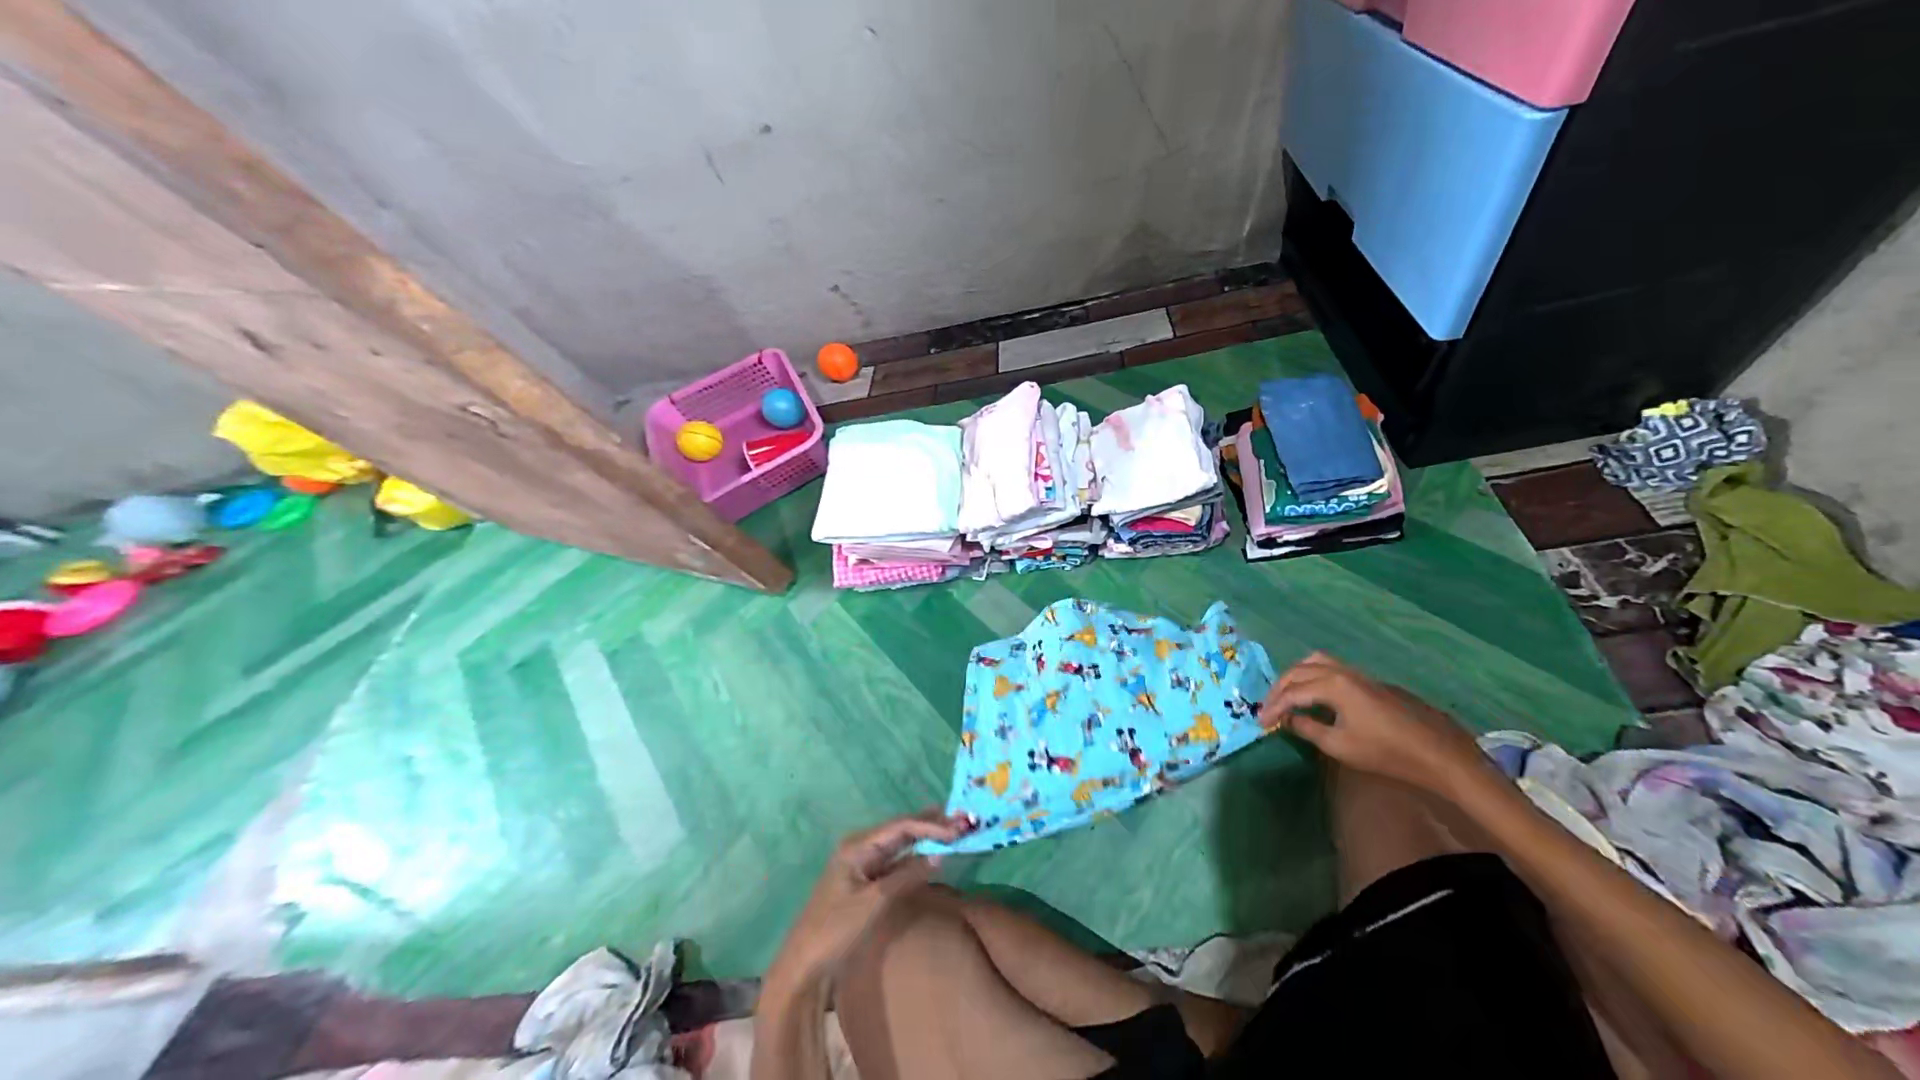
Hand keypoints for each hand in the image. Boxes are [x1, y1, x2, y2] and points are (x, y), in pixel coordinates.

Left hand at [765, 809, 968, 992]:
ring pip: (898, 844)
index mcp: (858, 845)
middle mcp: (859, 847)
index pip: (901, 826)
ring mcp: (861, 864)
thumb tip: (939, 854)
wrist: (804, 964)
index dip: (931, 825)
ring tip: (952, 831)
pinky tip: (929, 854)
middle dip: (930, 825)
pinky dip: (914, 856)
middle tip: (961, 821)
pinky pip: (894, 861)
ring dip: (924, 839)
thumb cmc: (836, 929)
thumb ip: (907, 875)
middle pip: (900, 830)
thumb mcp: (875, 901)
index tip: (958, 829)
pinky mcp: (864, 881)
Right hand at [1258, 652, 1494, 797]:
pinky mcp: (1367, 681)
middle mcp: (1342, 672)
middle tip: (1268, 708)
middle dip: (1279, 688)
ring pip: (1315, 662)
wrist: (1435, 753)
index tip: (1260, 723)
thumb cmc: (1384, 751)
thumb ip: (1307, 728)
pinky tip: (1313, 696)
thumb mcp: (1339, 745)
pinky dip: (1312, 676)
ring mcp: (1357, 674)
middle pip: (1299, 671)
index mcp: (1332, 685)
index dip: (1273, 707)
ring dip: (1295, 676)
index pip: (1292, 692)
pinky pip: (1329, 668)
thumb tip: (1286, 720)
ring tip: (1286, 695)